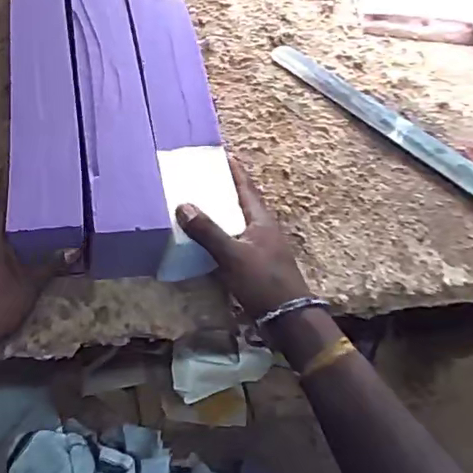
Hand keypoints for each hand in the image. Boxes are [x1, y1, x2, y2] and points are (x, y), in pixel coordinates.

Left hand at [0, 173, 75, 355]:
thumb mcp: (29, 286)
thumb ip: (50, 265)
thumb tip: (75, 249)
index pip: (0, 204)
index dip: (5, 184)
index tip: (9, 163)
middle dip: (13, 203)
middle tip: (32, 189)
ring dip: (11, 225)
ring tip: (32, 216)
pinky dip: (7, 242)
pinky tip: (21, 248)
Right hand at [176, 158, 312, 318]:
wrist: (288, 319)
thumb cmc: (264, 282)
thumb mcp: (233, 255)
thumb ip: (208, 231)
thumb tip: (184, 205)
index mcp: (261, 219)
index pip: (246, 187)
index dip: (235, 170)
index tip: (223, 152)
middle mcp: (263, 229)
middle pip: (242, 202)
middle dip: (225, 189)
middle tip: (203, 177)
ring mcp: (261, 248)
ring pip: (238, 223)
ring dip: (221, 213)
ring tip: (200, 205)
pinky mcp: (256, 266)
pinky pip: (234, 242)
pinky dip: (220, 236)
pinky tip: (206, 242)